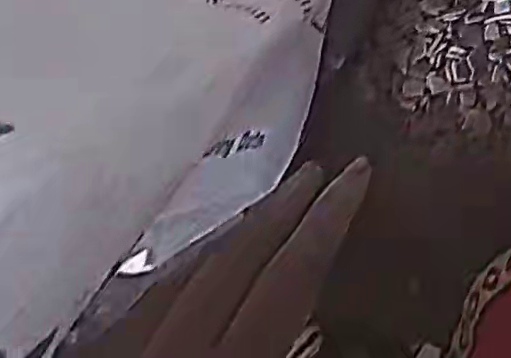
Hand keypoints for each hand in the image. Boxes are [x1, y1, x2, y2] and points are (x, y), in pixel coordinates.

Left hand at [85, 159, 370, 357]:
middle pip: (234, 262)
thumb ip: (304, 352)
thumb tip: (372, 339)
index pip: (287, 277)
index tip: (357, 173)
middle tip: (320, 171)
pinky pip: (138, 309)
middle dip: (283, 209)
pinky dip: (181, 274)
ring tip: (271, 205)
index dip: (327, 219)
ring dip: (235, 234)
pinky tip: (196, 265)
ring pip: (181, 277)